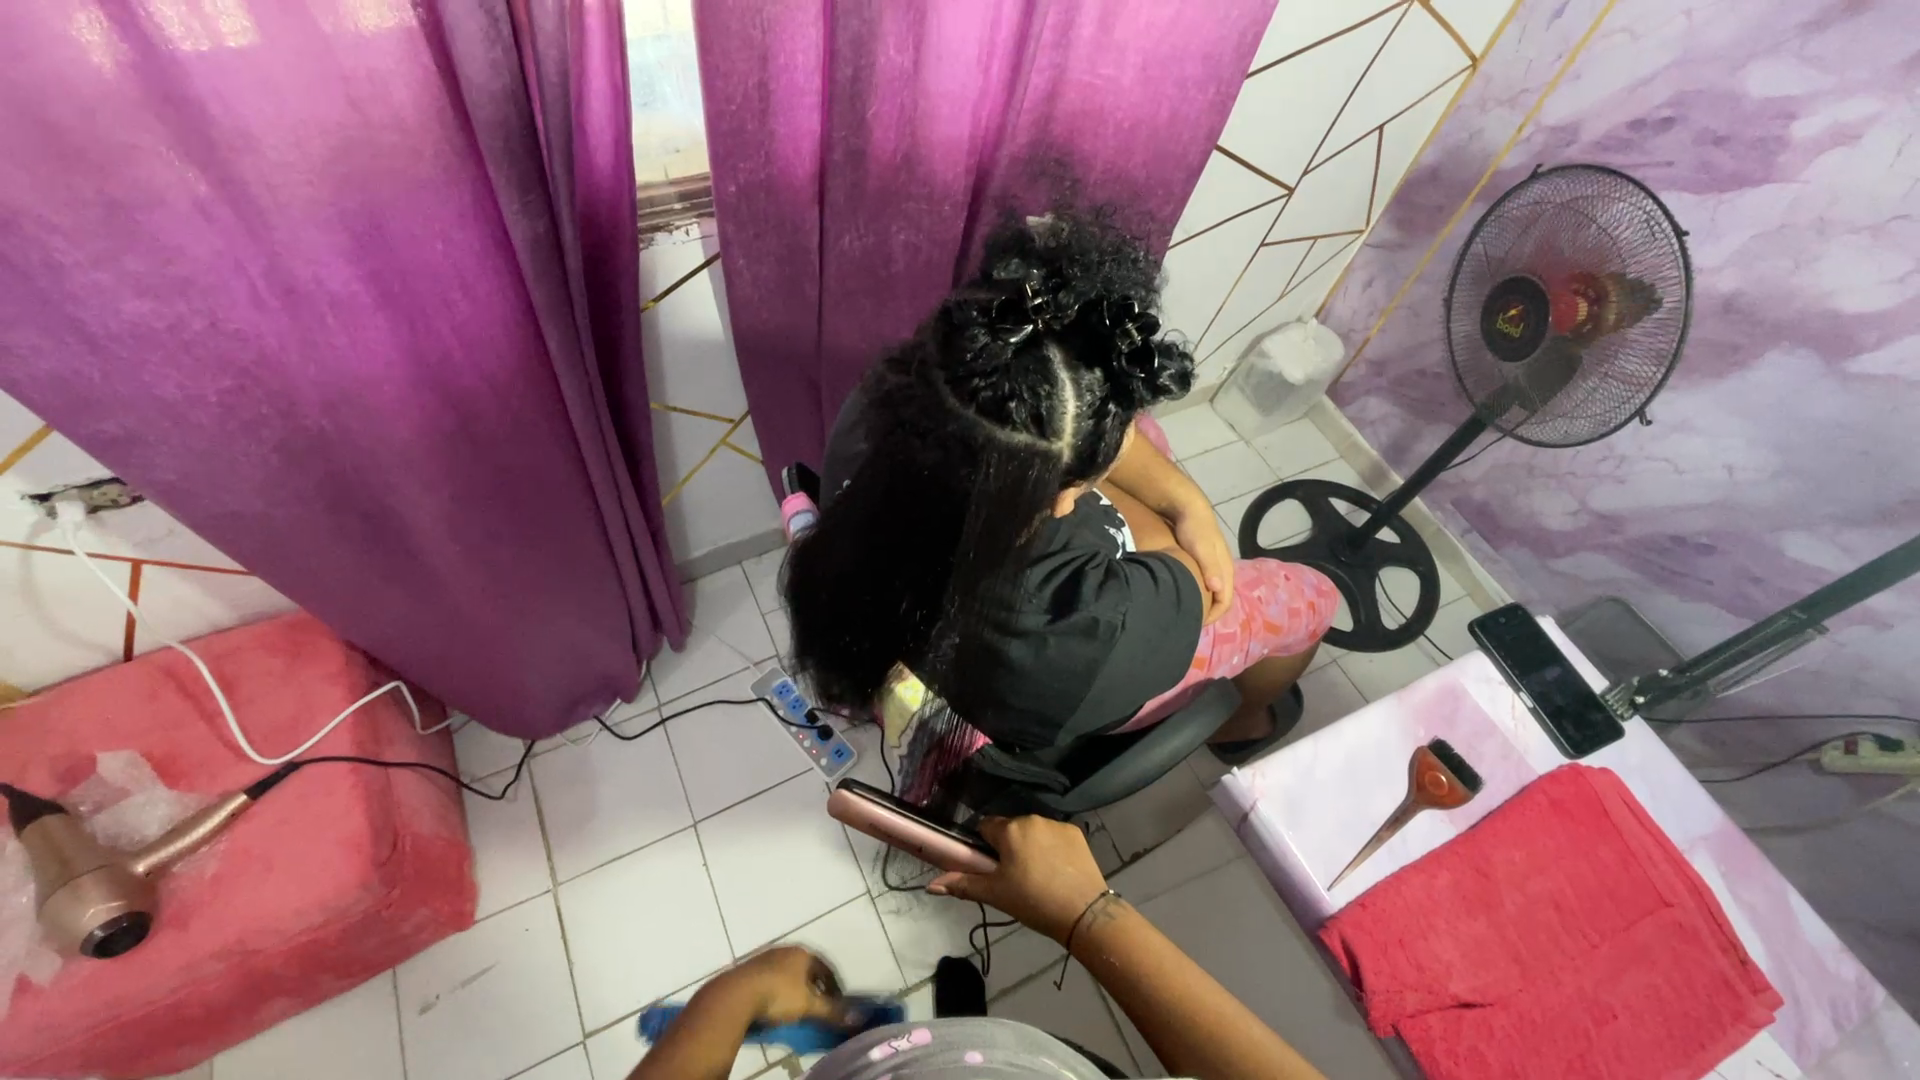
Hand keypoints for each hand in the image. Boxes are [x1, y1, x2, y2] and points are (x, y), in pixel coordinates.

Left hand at [705, 946, 851, 1028]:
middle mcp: (786, 950)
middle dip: (815, 984)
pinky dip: (779, 988)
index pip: (826, 966)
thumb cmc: (778, 995)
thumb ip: (831, 1010)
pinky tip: (776, 1002)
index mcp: (803, 953)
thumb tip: (857, 1016)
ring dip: (796, 986)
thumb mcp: (808, 1005)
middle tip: (820, 1001)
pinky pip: (772, 976)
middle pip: (807, 966)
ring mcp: (766, 957)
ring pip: (788, 971)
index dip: (834, 983)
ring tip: (798, 1004)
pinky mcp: (750, 968)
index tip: (838, 998)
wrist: (737, 994)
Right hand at [926, 816, 1110, 942]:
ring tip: (1037, 877)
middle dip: (1008, 847)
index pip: (985, 827)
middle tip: (1013, 877)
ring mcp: (1056, 824)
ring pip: (1033, 832)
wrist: (1083, 912)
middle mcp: (1032, 818)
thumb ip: (963, 884)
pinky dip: (1052, 849)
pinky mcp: (1076, 833)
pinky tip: (1057, 871)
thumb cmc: (1033, 902)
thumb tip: (931, 884)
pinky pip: (1054, 836)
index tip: (991, 868)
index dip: (984, 847)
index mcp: (1009, 829)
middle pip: (1010, 829)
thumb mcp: (995, 894)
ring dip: (1030, 846)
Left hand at [1172, 506, 1234, 624]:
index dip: (1213, 616)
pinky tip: (1185, 594)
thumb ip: (1209, 567)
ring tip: (1187, 611)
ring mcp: (1214, 565)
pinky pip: (1206, 583)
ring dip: (1204, 603)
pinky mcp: (1204, 561)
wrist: (1187, 507)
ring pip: (1214, 591)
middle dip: (1208, 612)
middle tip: (1190, 621)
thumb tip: (1217, 589)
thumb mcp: (1201, 548)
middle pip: (1221, 599)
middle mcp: (1223, 570)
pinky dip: (1199, 592)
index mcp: (1225, 570)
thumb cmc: (1193, 529)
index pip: (1225, 601)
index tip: (1196, 624)